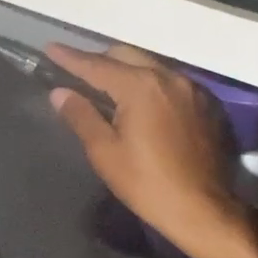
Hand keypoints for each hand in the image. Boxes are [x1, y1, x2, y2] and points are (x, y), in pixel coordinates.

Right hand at [43, 44, 252, 257]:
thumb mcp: (106, 152)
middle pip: (127, 56)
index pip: (97, 65)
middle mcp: (168, 77)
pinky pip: (172, 82)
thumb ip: (82, 116)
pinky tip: (143, 101)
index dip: (71, 58)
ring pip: (152, 66)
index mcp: (140, 86)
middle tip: (78, 70)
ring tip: (108, 83)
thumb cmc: (147, 184)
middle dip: (100, 59)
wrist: (202, 209)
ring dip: (128, 69)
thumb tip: (60, 93)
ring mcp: (192, 89)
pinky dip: (152, 84)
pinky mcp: (206, 104)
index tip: (51, 49)